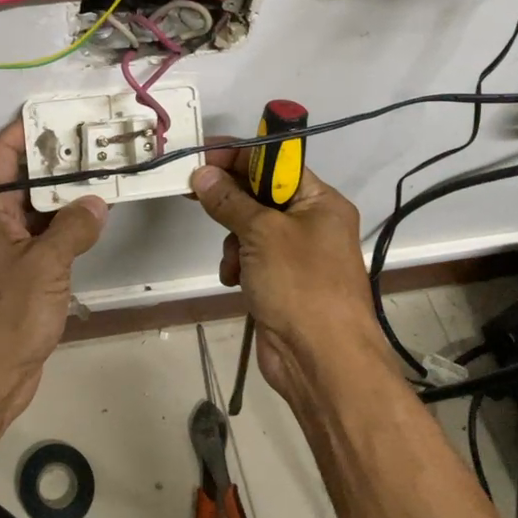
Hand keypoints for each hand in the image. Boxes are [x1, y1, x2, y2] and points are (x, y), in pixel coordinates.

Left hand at [0, 123, 108, 426]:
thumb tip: (95, 201)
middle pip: (22, 182)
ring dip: (65, 199)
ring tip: (104, 178)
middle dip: (56, 164)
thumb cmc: (5, 317)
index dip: (23, 131)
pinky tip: (94, 224)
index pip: (0, 156)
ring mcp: (4, 254)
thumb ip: (73, 228)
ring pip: (36, 214)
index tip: (57, 116)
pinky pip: (43, 242)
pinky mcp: (18, 280)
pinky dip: (66, 231)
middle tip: (96, 146)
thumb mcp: (45, 266)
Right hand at [190, 148, 385, 399]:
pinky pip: (251, 257)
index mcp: (320, 201)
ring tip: (233, 260)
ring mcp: (297, 254)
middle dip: (231, 199)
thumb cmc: (300, 285)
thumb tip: (203, 173)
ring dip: (233, 239)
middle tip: (195, 194)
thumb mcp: (262, 233)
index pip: (276, 162)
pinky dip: (238, 263)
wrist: (322, 361)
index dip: (239, 156)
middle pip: (261, 194)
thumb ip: (230, 200)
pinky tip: (234, 279)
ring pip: (251, 227)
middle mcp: (312, 222)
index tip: (203, 155)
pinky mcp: (282, 282)